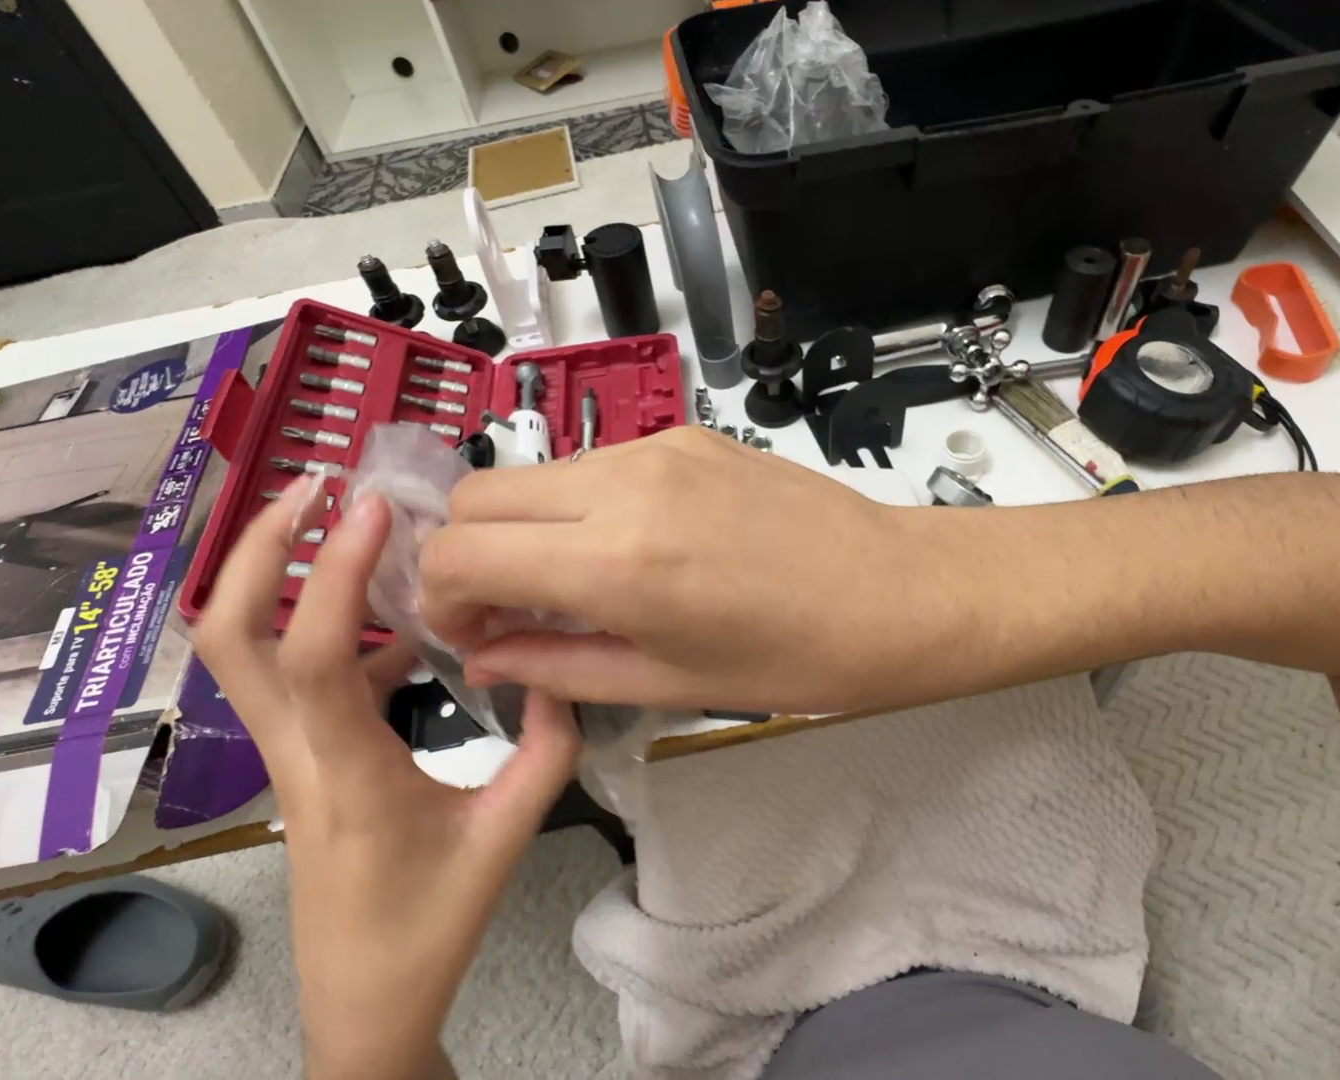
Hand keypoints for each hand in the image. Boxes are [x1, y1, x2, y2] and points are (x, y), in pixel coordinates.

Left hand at [193, 476, 581, 1079]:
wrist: (366, 1005)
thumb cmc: (429, 927)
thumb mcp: (507, 834)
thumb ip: (546, 748)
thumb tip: (562, 669)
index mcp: (343, 769)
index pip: (314, 651)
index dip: (334, 569)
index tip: (374, 505)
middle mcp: (296, 750)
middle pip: (227, 634)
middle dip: (258, 547)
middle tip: (316, 487)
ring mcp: (290, 753)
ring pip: (247, 651)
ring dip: (282, 576)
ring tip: (348, 525)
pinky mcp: (306, 759)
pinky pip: (304, 676)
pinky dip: (339, 629)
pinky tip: (403, 626)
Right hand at [416, 426, 982, 712]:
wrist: (900, 590)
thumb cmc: (797, 659)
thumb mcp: (668, 682)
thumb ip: (559, 665)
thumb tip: (485, 658)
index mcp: (617, 561)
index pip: (461, 553)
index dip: (439, 599)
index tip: (469, 635)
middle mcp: (623, 484)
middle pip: (479, 495)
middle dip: (466, 555)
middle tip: (505, 612)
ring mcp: (657, 448)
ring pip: (536, 476)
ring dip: (526, 530)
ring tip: (573, 586)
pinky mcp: (687, 434)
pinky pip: (596, 464)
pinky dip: (579, 508)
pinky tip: (627, 550)